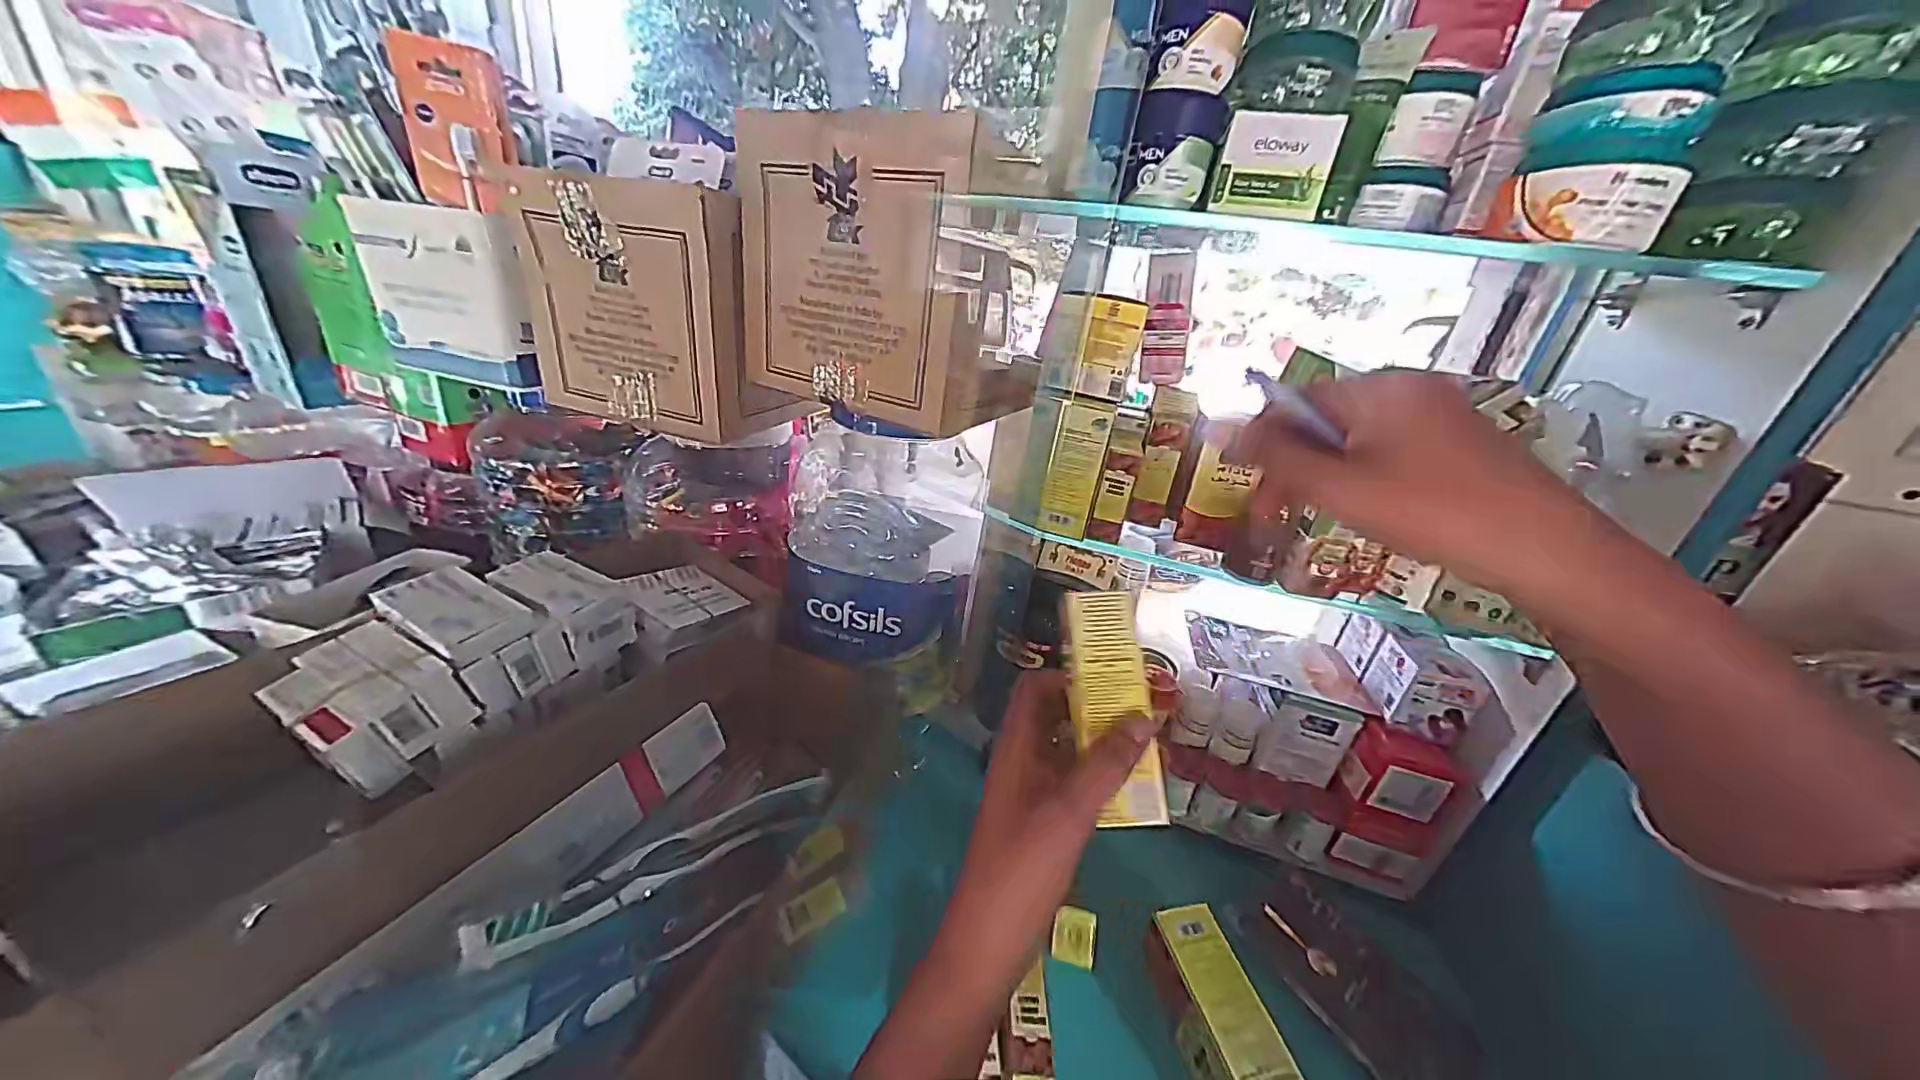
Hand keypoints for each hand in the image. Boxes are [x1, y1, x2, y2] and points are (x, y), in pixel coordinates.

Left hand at [851, 671, 1161, 1079]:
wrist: (988, 940)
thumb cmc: (1022, 868)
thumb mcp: (1068, 812)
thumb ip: (1104, 764)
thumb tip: (1142, 717)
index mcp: (1015, 749)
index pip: (1034, 689)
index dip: (1068, 677)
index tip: (1114, 680)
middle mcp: (1020, 762)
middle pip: (1053, 716)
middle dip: (1094, 706)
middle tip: (1143, 707)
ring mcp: (1030, 792)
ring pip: (1065, 749)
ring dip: (1100, 740)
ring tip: (1147, 740)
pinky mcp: (1042, 820)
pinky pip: (1071, 780)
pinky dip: (1098, 773)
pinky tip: (1132, 784)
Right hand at [1230, 370, 1611, 599]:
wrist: (1543, 549)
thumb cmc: (1431, 512)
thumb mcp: (1339, 488)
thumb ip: (1277, 457)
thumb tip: (1224, 430)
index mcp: (1380, 388)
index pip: (1296, 400)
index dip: (1263, 441)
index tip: (1250, 486)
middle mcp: (1411, 389)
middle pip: (1326, 419)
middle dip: (1293, 464)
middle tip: (1276, 512)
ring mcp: (1440, 414)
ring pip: (1356, 439)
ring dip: (1324, 474)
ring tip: (1317, 515)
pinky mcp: (1460, 443)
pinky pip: (1389, 451)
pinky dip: (1362, 477)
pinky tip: (1366, 511)